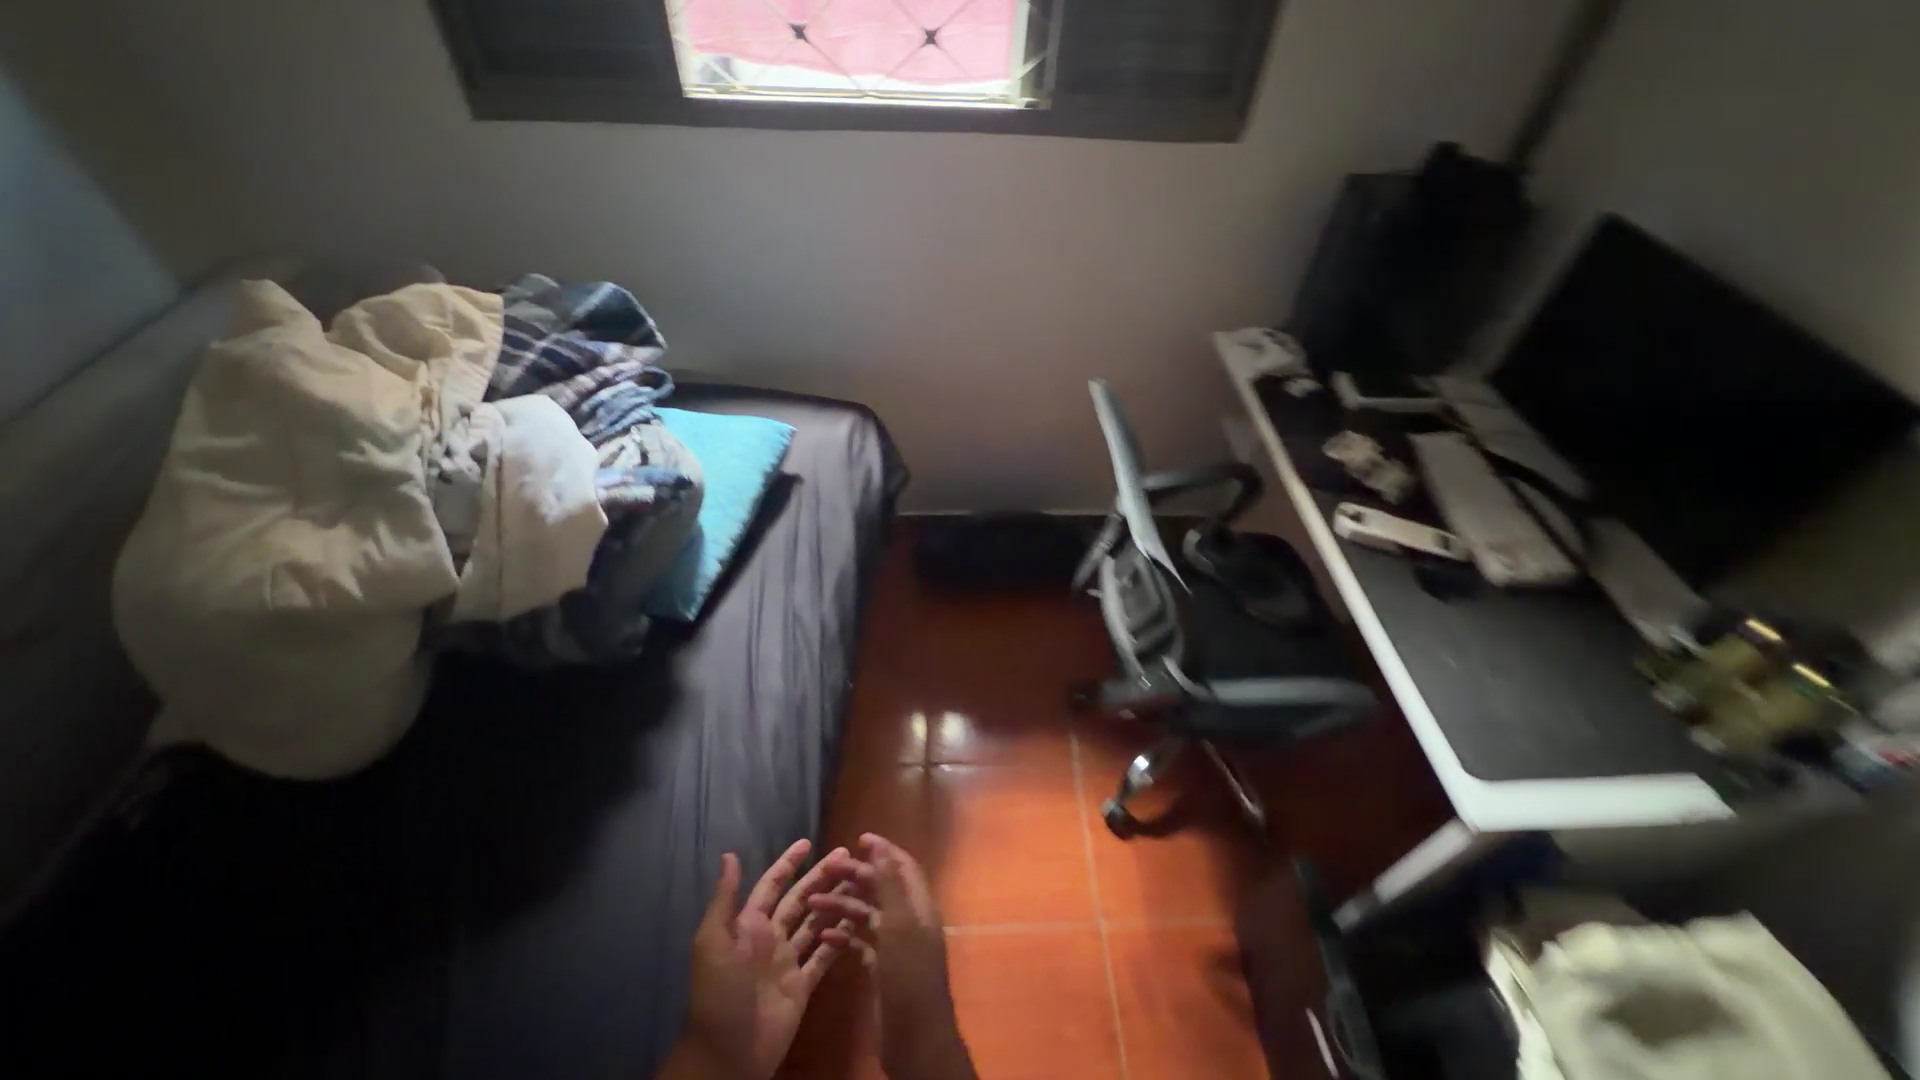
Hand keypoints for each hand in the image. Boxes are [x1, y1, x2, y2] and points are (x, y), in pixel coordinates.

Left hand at [671, 839, 868, 1079]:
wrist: (726, 1052)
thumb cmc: (719, 993)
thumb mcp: (714, 942)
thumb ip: (725, 899)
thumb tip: (730, 854)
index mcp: (749, 925)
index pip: (772, 884)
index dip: (788, 863)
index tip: (808, 843)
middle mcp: (771, 938)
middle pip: (800, 900)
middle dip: (821, 877)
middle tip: (849, 857)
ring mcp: (787, 962)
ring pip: (815, 923)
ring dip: (835, 903)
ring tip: (860, 884)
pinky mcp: (802, 986)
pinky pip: (823, 956)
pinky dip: (839, 939)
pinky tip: (858, 923)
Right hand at [808, 834, 977, 1079]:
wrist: (916, 1036)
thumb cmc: (909, 976)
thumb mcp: (900, 925)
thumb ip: (891, 884)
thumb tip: (880, 846)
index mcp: (918, 907)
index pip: (902, 867)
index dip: (883, 851)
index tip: (856, 840)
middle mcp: (910, 922)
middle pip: (883, 889)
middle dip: (857, 877)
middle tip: (827, 870)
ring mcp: (897, 947)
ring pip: (869, 916)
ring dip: (845, 906)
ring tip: (814, 902)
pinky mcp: (884, 970)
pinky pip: (862, 944)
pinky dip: (845, 936)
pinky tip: (824, 934)